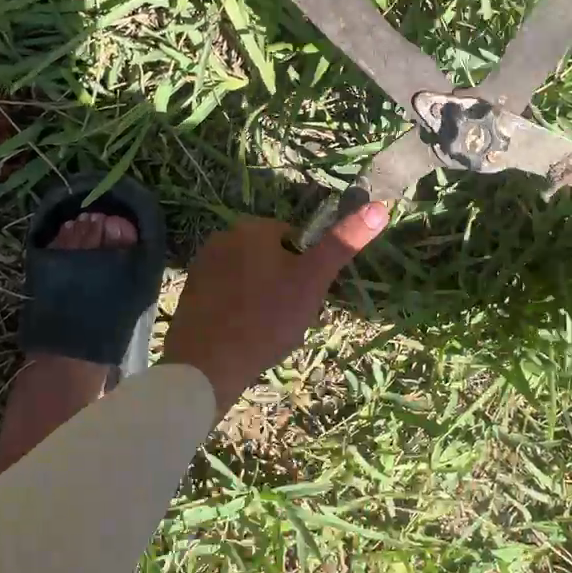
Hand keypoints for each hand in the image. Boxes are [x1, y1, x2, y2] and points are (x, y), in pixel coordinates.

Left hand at [162, 202, 388, 410]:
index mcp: (252, 228)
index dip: (305, 269)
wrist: (207, 366)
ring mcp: (202, 267)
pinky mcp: (190, 294)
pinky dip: (239, 311)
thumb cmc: (267, 318)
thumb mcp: (313, 279)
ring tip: (269, 331)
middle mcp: (223, 238)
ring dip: (263, 298)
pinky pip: (227, 296)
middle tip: (289, 318)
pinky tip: (245, 336)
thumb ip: (344, 242)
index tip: (305, 297)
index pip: (294, 240)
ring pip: (250, 278)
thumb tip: (381, 207)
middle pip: (270, 258)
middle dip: (284, 284)